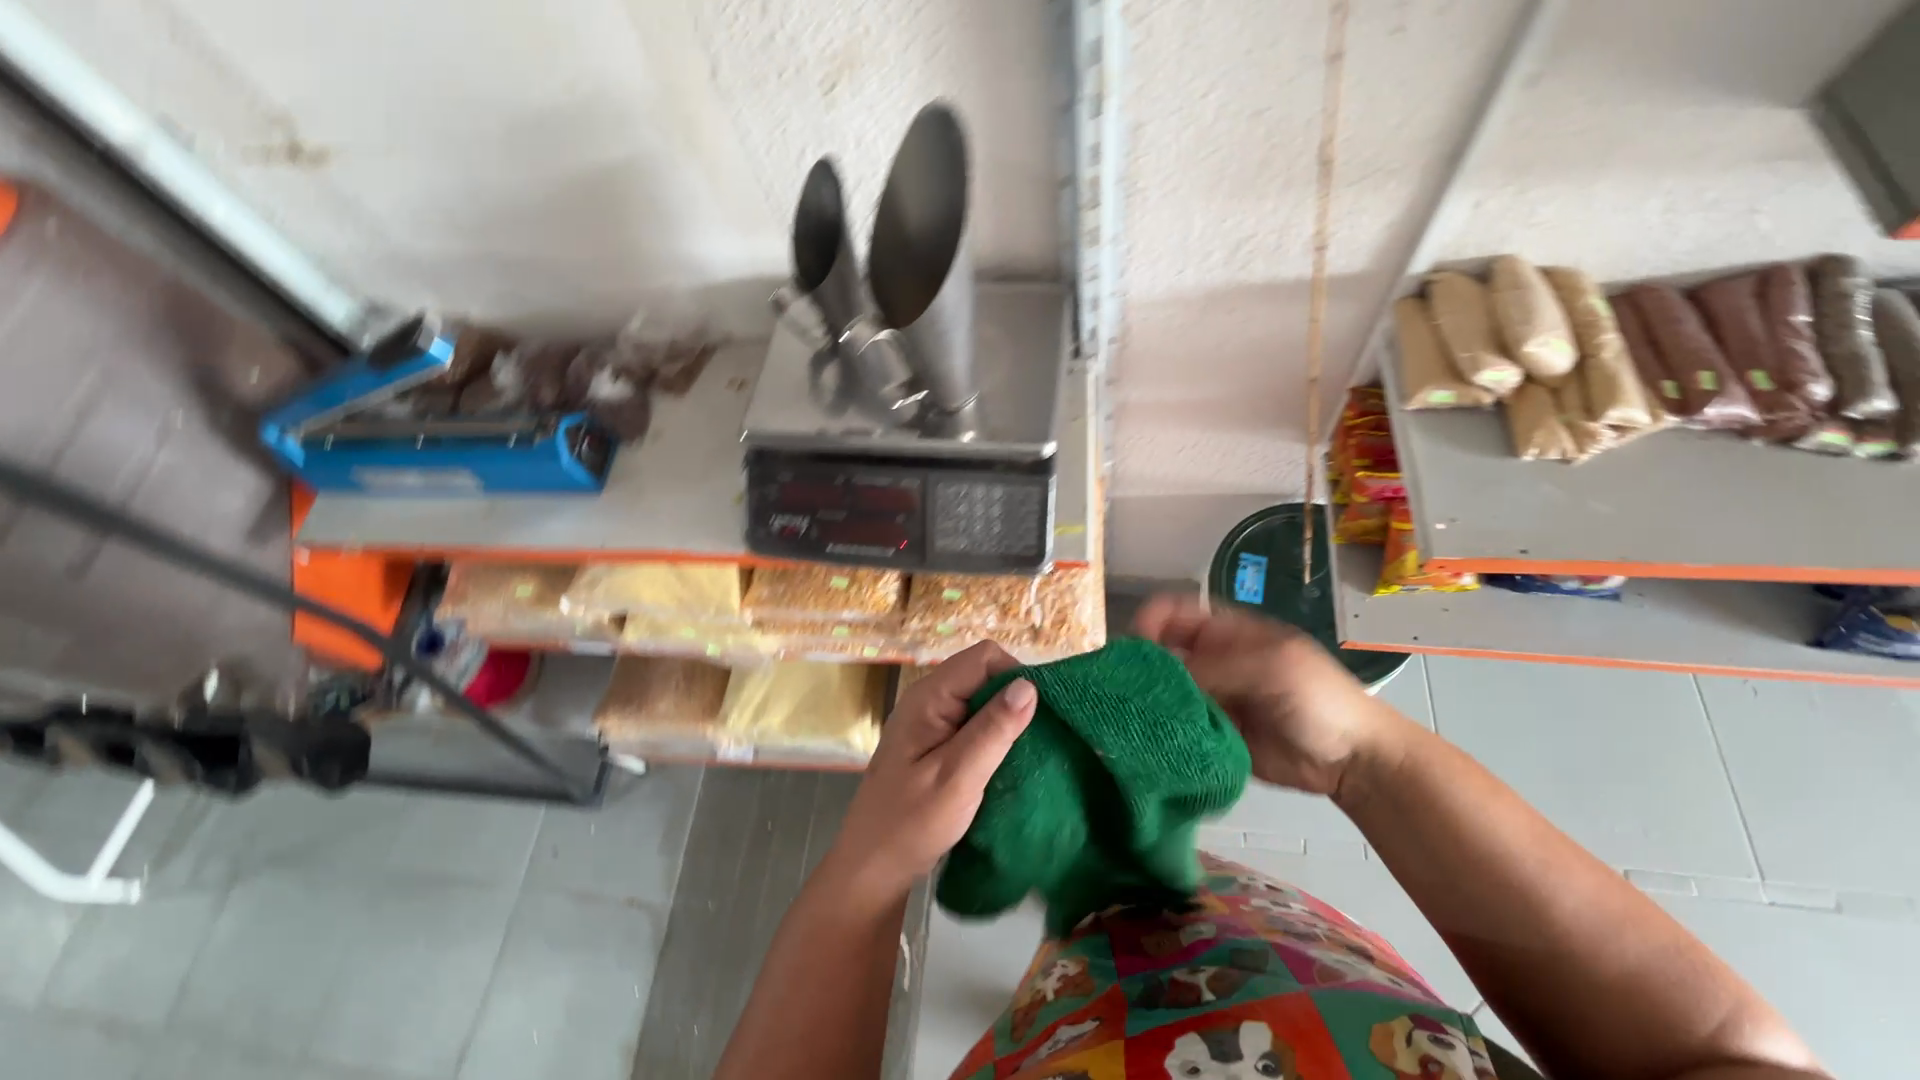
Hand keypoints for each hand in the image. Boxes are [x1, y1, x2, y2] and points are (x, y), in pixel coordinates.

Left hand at [827, 641, 1037, 897]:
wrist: (874, 865)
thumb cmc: (911, 824)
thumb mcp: (958, 777)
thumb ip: (993, 730)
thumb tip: (1029, 685)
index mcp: (929, 697)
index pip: (984, 657)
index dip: (1016, 676)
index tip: (1039, 715)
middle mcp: (929, 698)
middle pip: (984, 672)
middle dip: (1015, 697)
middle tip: (1036, 737)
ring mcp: (931, 719)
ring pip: (982, 697)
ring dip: (1007, 718)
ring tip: (1027, 750)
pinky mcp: (937, 741)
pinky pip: (974, 720)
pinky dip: (995, 734)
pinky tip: (1007, 760)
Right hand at [1134, 594, 1405, 796]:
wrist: (1352, 760)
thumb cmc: (1319, 699)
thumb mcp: (1270, 667)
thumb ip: (1213, 666)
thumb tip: (1154, 672)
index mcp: (1224, 633)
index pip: (1173, 613)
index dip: (1149, 621)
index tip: (1132, 646)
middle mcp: (1209, 662)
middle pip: (1159, 654)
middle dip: (1138, 666)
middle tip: (1118, 689)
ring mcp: (1207, 701)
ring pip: (1162, 694)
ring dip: (1145, 702)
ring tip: (1127, 718)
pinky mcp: (1207, 736)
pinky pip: (1174, 729)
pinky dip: (1160, 733)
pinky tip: (1146, 741)